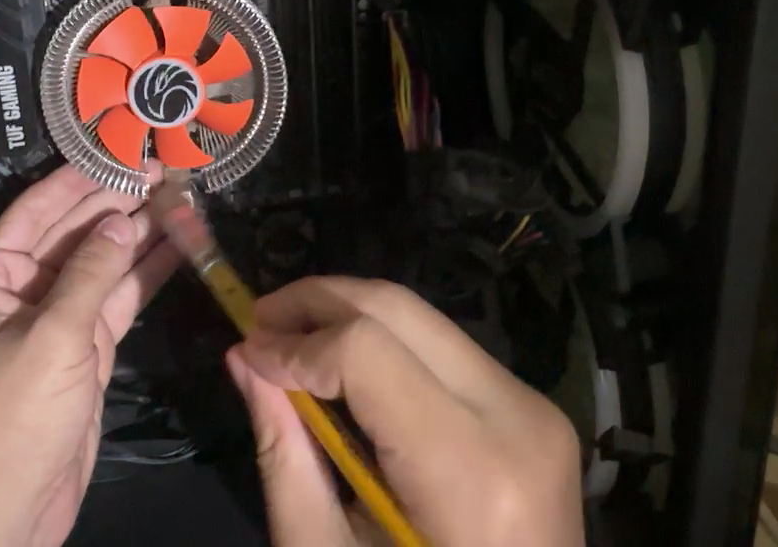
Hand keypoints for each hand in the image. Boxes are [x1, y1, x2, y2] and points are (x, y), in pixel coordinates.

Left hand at [0, 165, 181, 546]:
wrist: (7, 517)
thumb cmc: (11, 420)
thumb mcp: (50, 340)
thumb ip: (91, 274)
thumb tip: (123, 218)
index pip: (37, 210)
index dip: (80, 178)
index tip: (124, 151)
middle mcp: (22, 289)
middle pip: (76, 231)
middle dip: (120, 202)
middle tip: (168, 172)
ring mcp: (57, 318)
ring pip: (105, 262)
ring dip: (141, 233)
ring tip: (184, 199)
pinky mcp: (87, 347)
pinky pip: (120, 297)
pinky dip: (149, 272)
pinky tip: (181, 245)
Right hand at [227, 277, 585, 546]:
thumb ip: (285, 455)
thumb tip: (244, 359)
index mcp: (472, 476)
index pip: (369, 353)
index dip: (298, 343)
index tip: (249, 352)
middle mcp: (515, 418)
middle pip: (399, 311)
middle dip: (319, 301)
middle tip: (260, 319)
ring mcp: (533, 407)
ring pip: (422, 318)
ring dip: (350, 315)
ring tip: (292, 337)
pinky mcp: (533, 406)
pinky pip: (445, 348)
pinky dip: (387, 342)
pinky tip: (345, 365)